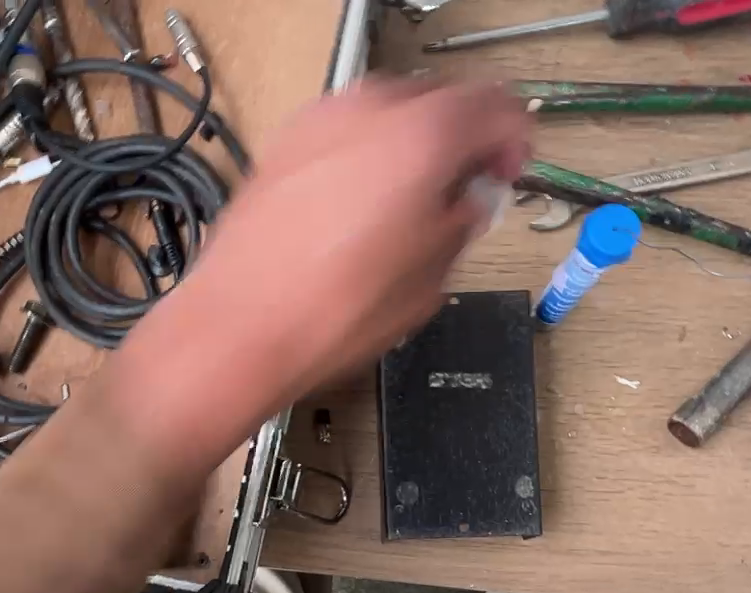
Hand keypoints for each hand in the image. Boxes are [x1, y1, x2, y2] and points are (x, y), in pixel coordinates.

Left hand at [161, 77, 531, 410]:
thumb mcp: (426, 282)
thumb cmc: (324, 316)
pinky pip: (344, 136)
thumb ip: (461, 225)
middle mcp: (368, 112)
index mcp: (421, 138)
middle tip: (463, 194)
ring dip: (412, 150)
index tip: (506, 174)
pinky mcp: (282, 146)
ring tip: (409, 210)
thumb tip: (466, 205)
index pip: (495, 108)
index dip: (512, 142)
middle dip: (462, 144)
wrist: (238, 331)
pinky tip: (360, 212)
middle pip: (441, 102)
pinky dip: (366, 159)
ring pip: (389, 115)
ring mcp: (318, 123)